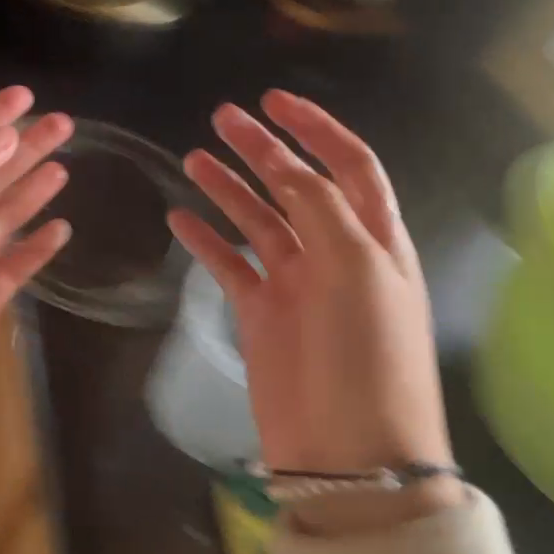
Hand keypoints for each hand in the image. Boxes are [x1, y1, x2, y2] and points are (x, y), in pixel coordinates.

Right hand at [166, 92, 450, 492]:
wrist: (349, 451)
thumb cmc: (367, 356)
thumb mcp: (357, 270)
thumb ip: (321, 209)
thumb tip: (285, 164)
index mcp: (372, 237)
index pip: (348, 165)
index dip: (315, 129)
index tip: (274, 102)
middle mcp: (334, 252)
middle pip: (295, 185)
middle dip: (263, 149)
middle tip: (222, 118)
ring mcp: (294, 283)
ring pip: (258, 219)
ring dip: (229, 187)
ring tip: (192, 157)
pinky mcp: (261, 312)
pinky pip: (229, 264)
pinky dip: (206, 239)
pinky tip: (181, 216)